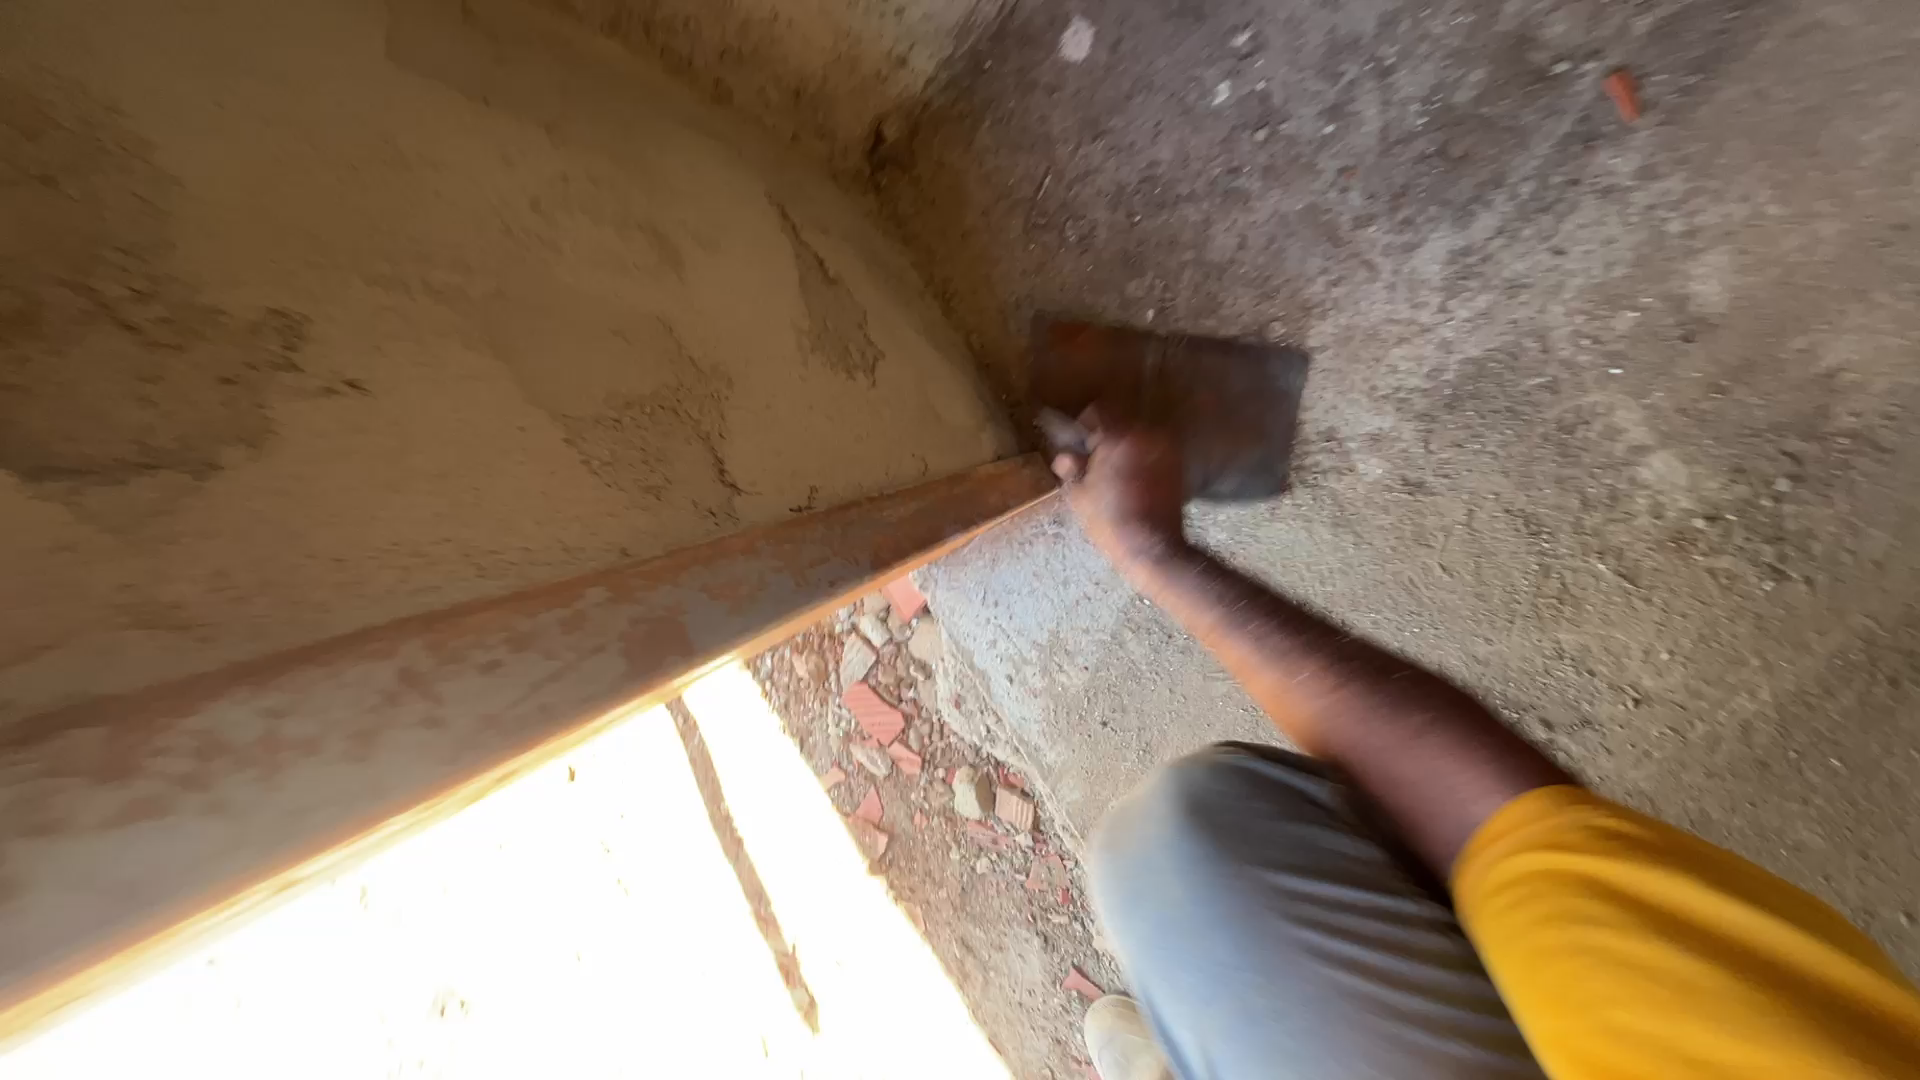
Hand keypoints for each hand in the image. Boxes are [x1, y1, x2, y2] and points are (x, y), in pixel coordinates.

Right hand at [1050, 406, 1188, 565]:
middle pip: (1121, 419)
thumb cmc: (1110, 520)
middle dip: (1106, 435)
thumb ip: (1071, 467)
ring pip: (1139, 434)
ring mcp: (1166, 448)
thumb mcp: (1079, 494)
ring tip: (1113, 471)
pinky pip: (1153, 449)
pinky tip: (1132, 479)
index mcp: (1119, 436)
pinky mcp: (1177, 464)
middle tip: (1093, 458)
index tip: (1078, 441)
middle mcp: (1147, 434)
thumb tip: (1066, 456)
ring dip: (1125, 445)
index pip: (1099, 409)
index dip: (1084, 423)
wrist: (1152, 546)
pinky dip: (1141, 456)